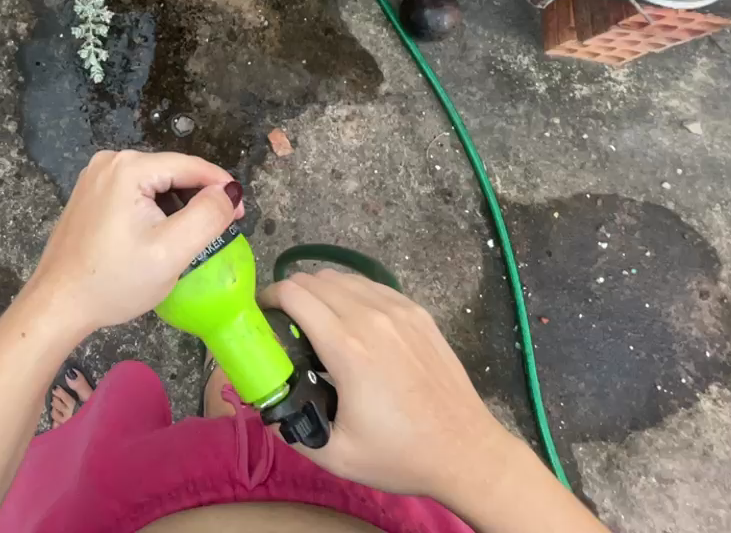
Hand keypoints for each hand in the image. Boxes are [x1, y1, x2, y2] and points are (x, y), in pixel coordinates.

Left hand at [25, 150, 243, 337]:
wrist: (58, 304)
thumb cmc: (115, 280)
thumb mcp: (172, 251)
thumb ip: (207, 215)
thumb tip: (230, 190)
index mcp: (129, 167)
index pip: (190, 166)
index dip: (221, 187)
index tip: (240, 215)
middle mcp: (110, 160)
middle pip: (171, 172)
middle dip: (198, 198)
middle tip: (219, 232)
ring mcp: (96, 175)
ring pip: (154, 183)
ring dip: (176, 206)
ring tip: (190, 239)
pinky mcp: (90, 193)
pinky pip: (134, 192)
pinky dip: (154, 209)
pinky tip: (158, 237)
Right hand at [263, 271, 517, 501]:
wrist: (469, 453)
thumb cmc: (401, 454)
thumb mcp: (336, 455)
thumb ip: (289, 428)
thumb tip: (261, 407)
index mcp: (346, 347)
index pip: (292, 293)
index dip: (269, 298)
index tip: (262, 315)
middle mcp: (369, 317)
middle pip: (311, 279)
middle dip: (290, 294)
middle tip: (286, 322)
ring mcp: (397, 309)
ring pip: (340, 276)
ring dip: (319, 290)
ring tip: (317, 319)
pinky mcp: (416, 311)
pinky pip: (368, 284)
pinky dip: (350, 292)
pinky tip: (352, 319)